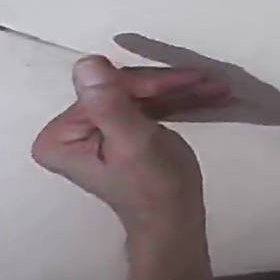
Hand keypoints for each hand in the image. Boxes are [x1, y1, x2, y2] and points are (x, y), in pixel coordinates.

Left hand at [32, 56, 231, 252]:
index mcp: (60, 135)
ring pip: (143, 94)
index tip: (192, 80)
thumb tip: (87, 62)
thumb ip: (110, 103)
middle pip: (127, 89)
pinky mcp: (120, 130)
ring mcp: (96, 129)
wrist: (173, 218)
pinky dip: (180, 100)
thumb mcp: (132, 141)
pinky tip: (212, 96)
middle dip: (171, 85)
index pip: (110, 88)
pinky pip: (149, 105)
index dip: (151, 84)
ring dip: (183, 91)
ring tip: (219, 88)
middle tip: (211, 82)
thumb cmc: (152, 184)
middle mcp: (71, 130)